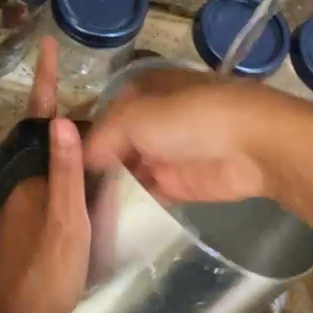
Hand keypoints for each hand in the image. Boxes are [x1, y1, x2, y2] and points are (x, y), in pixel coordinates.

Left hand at [0, 38, 90, 312]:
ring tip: (99, 142)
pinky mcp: (19, 225)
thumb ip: (65, 171)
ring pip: (43, 165)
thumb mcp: (67, 219)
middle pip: (41, 139)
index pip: (38, 115)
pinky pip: (44, 188)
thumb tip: (60, 119)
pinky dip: (63, 179)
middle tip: (94, 101)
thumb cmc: (49, 269)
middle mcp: (16, 183)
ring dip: (64, 151)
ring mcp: (15, 204)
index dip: (44, 79)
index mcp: (28, 175)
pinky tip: (86, 189)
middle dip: (61, 116)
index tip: (46, 44)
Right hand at [84, 68, 305, 202]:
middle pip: (114, 144)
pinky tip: (102, 219)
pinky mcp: (180, 185)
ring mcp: (166, 153)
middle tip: (64, 192)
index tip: (58, 161)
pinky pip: (146, 194)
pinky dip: (128, 204)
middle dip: (94, 165)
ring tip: (76, 209)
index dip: (82, 135)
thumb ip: (103, 135)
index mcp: (142, 92)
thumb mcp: (136, 116)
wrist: (254, 146)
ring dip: (109, 187)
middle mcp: (151, 121)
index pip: (103, 114)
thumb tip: (80, 156)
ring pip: (128, 170)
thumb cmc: (191, 118)